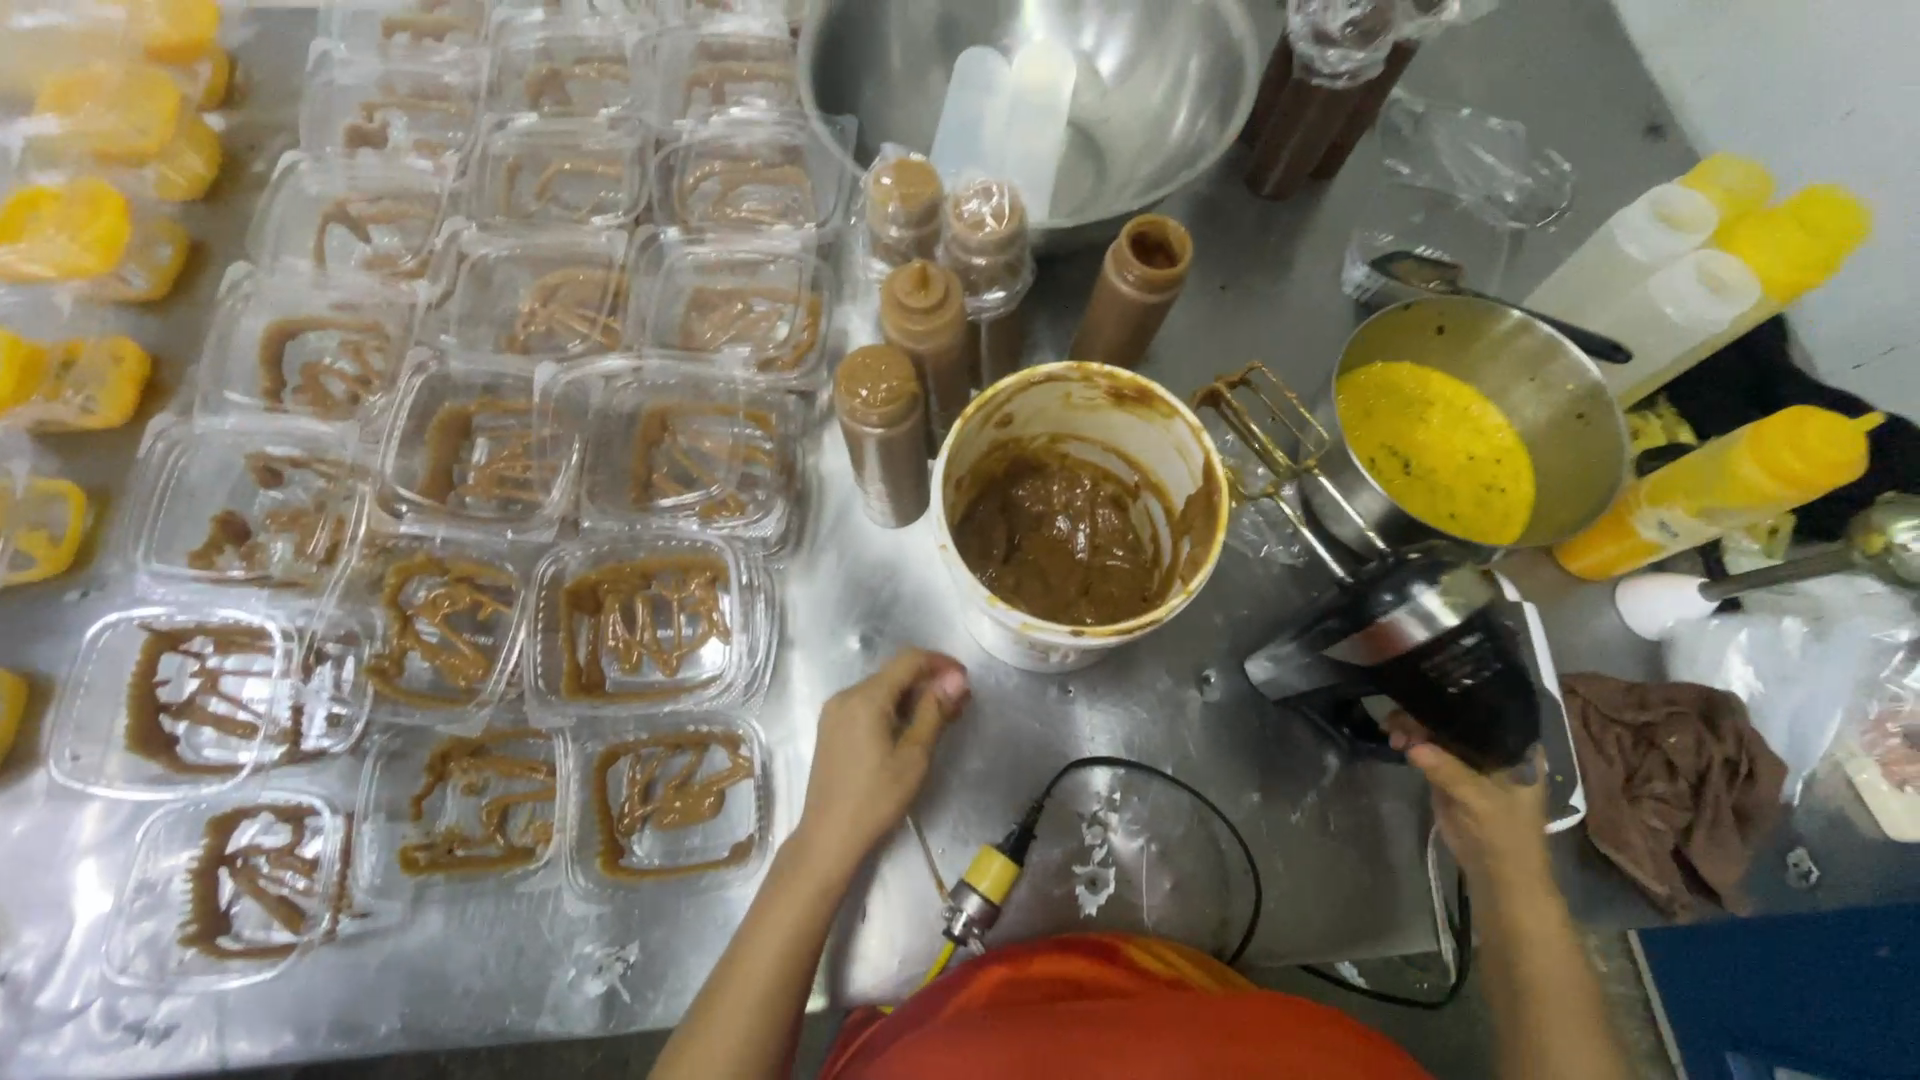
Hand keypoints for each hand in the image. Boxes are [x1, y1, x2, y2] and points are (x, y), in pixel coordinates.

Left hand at [795, 649, 970, 872]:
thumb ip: (934, 711)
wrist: (829, 837)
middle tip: (959, 704)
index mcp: (865, 697)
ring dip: (912, 696)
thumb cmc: (876, 799)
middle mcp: (845, 695)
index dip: (940, 663)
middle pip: (894, 673)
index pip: (909, 660)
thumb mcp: (914, 756)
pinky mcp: (831, 727)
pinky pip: (867, 704)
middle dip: (928, 681)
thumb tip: (957, 679)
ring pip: (881, 689)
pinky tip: (910, 729)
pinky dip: (892, 708)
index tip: (965, 680)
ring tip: (940, 718)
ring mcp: (834, 711)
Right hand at [1389, 715, 1552, 898]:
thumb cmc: (1504, 835)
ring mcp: (1470, 759)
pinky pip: (1427, 748)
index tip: (1425, 695)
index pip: (1487, 710)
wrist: (1497, 873)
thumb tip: (1413, 747)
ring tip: (1393, 734)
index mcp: (1516, 747)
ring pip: (1437, 731)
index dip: (1456, 700)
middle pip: (1456, 718)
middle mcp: (1494, 746)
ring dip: (1413, 728)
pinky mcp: (1450, 771)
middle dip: (1425, 716)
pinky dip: (1410, 741)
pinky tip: (1395, 740)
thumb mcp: (1480, 801)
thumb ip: (1450, 772)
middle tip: (1399, 723)